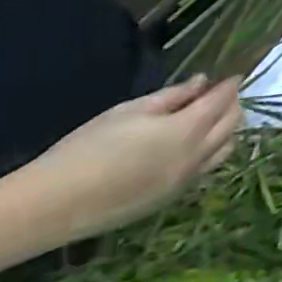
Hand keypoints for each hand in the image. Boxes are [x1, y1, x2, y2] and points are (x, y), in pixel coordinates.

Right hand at [9, 76, 242, 244]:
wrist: (47, 208)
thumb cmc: (85, 149)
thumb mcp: (128, 112)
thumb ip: (172, 96)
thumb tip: (202, 82)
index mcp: (187, 131)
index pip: (222, 101)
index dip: (229, 85)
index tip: (233, 74)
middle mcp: (195, 156)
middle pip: (231, 124)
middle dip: (233, 104)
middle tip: (223, 93)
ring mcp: (185, 182)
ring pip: (225, 149)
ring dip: (227, 130)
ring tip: (213, 117)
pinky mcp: (170, 200)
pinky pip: (206, 170)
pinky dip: (212, 152)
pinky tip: (197, 145)